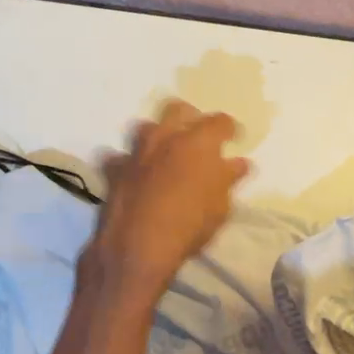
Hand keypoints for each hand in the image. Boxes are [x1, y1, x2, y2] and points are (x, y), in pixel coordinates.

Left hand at [84, 99, 248, 298]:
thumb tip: (239, 164)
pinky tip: (133, 173)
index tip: (235, 140)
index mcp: (199, 142)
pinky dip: (127, 162)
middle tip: (198, 135)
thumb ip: (228, 179)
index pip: (220, 122)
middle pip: (177, 109)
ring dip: (157, 134)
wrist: (139, 244)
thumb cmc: (191, 224)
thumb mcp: (220, 206)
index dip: (230, 129)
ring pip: (145, 126)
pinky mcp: (114, 169)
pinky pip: (119, 157)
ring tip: (166, 151)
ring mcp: (136, 151)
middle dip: (190, 117)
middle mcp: (166, 137)